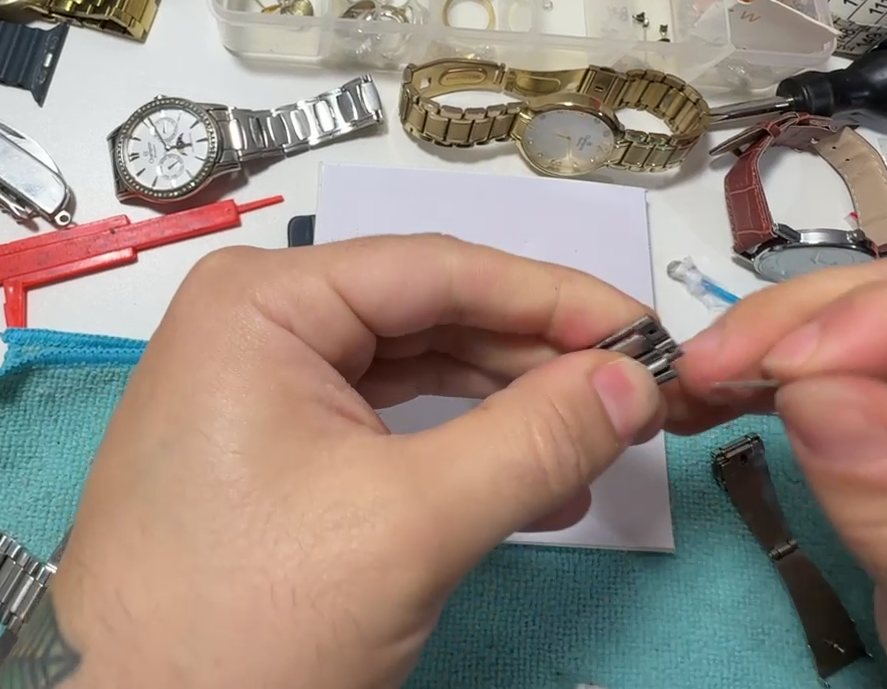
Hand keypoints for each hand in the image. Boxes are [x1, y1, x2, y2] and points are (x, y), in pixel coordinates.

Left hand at [37, 236, 665, 688]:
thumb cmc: (244, 616)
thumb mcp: (408, 522)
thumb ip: (534, 438)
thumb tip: (634, 382)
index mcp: (266, 297)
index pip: (434, 269)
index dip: (549, 295)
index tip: (642, 328)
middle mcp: (261, 316)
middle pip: (427, 313)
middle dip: (533, 355)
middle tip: (634, 388)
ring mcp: (266, 374)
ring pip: (415, 365)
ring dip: (508, 403)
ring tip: (600, 436)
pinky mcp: (278, 433)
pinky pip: (387, 415)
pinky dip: (461, 444)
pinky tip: (536, 478)